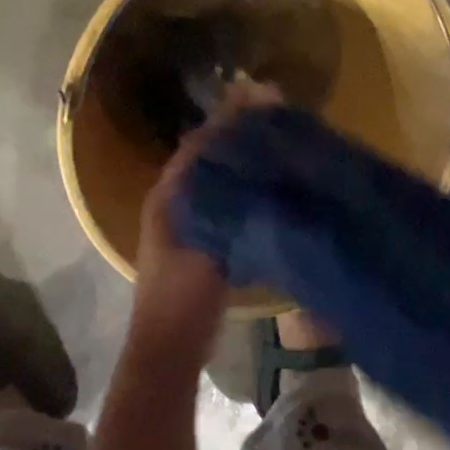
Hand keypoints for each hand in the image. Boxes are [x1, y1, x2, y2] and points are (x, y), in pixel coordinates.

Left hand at [128, 81, 280, 358]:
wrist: (169, 349)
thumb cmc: (182, 296)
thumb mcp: (207, 244)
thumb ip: (227, 201)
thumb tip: (253, 156)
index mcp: (168, 195)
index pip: (199, 143)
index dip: (227, 120)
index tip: (261, 100)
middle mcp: (174, 201)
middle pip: (209, 158)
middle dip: (239, 137)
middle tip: (279, 119)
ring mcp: (187, 223)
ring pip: (219, 180)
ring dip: (244, 163)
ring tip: (281, 145)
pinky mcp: (202, 243)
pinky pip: (226, 203)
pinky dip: (246, 190)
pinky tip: (274, 188)